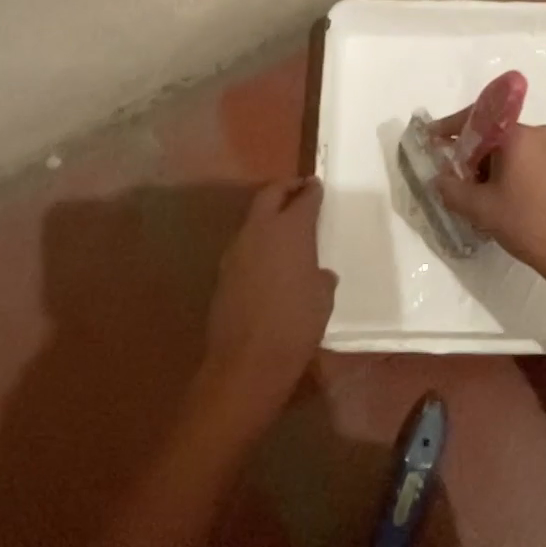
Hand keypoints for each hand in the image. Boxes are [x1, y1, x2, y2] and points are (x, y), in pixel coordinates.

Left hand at [198, 177, 336, 434]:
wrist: (247, 361)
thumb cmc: (296, 325)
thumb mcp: (322, 299)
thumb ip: (320, 277)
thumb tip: (318, 273)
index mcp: (291, 230)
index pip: (303, 198)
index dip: (311, 190)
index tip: (317, 186)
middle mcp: (260, 230)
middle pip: (269, 195)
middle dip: (285, 189)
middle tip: (299, 190)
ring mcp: (237, 250)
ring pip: (253, 219)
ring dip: (268, 215)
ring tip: (285, 225)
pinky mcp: (223, 271)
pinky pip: (244, 245)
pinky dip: (258, 242)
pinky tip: (269, 258)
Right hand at [433, 124, 545, 283]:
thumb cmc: (529, 225)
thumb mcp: (481, 209)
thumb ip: (451, 189)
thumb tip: (440, 179)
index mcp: (518, 135)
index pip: (477, 119)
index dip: (450, 128)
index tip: (432, 138)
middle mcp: (542, 134)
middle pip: (496, 136)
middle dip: (474, 156)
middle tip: (460, 183)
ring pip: (516, 150)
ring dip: (495, 167)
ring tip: (486, 200)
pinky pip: (534, 161)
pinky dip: (517, 174)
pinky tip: (512, 203)